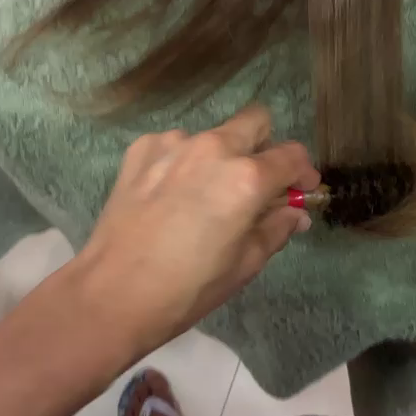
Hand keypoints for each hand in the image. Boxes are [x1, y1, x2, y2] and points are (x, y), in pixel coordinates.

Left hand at [69, 107, 319, 353]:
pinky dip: (183, 164)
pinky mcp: (142, 148)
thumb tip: (295, 213)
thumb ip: (276, 228)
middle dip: (264, 147)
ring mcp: (174, 142)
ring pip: (213, 136)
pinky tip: (170, 197)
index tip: (299, 191)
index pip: (292, 155)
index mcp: (246, 177)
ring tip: (202, 199)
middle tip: (257, 183)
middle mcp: (213, 147)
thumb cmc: (188, 289)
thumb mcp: (244, 264)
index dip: (303, 173)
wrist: (113, 294)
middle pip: (255, 121)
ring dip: (219, 159)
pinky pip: (176, 145)